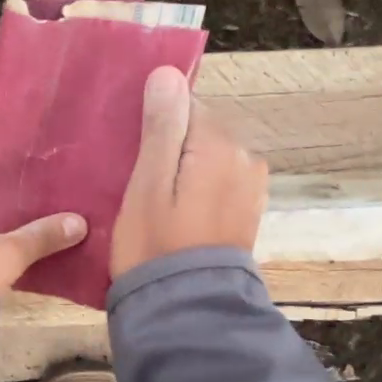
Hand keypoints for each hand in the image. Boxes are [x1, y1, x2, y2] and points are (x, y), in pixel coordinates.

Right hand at [109, 66, 268, 279]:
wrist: (186, 308)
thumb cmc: (155, 245)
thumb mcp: (146, 185)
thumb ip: (160, 128)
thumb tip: (167, 73)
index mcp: (220, 145)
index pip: (186, 107)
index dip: (155, 126)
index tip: (130, 154)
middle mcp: (246, 158)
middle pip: (200, 133)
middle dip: (171, 148)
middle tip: (136, 183)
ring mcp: (251, 189)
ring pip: (208, 160)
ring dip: (183, 173)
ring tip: (153, 204)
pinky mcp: (247, 215)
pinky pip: (217, 186)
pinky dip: (196, 193)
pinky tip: (176, 218)